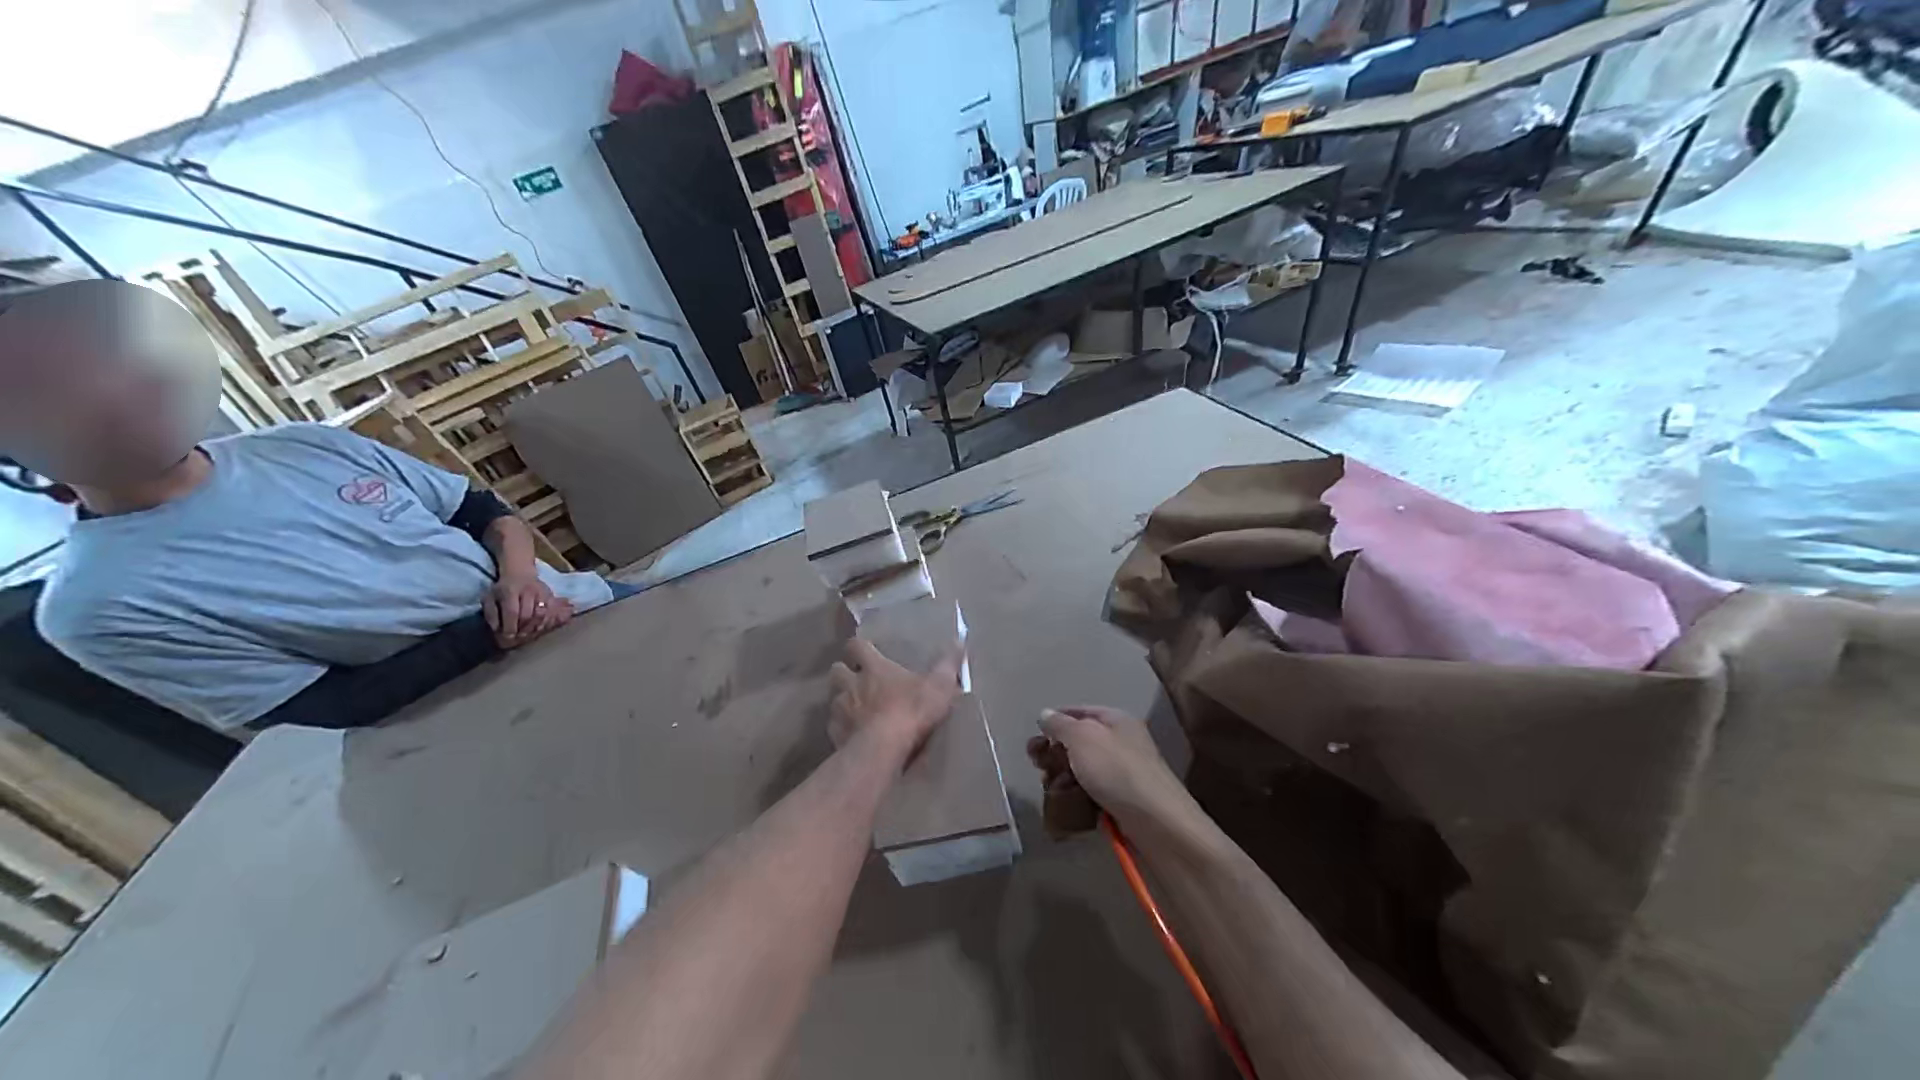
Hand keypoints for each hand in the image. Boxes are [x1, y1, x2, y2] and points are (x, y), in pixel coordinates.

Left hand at [484, 572, 571, 648]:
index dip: (510, 626)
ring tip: (528, 633)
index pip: (512, 612)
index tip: (508, 636)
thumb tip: (497, 629)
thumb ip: (491, 613)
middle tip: (518, 636)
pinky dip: (545, 621)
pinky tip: (538, 627)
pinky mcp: (550, 595)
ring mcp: (541, 592)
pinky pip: (550, 611)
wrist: (521, 572)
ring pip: (541, 614)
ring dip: (534, 626)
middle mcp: (528, 591)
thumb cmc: (503, 588)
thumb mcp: (490, 597)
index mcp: (510, 591)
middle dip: (522, 628)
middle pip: (528, 614)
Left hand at [828, 638, 964, 759]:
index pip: (856, 646)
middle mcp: (851, 684)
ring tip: (856, 710)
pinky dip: (842, 728)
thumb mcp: (939, 686)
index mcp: (874, 667)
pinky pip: (834, 727)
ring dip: (843, 701)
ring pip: (834, 699)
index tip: (864, 650)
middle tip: (857, 680)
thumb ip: (948, 664)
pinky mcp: (835, 735)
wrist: (884, 749)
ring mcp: (840, 709)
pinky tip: (854, 736)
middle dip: (844, 673)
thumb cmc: (912, 711)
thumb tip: (959, 640)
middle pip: (836, 670)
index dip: (858, 647)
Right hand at [1026, 707, 1194, 837]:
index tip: (1036, 740)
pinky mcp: (1121, 800)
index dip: (1054, 722)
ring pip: (1080, 770)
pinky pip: (1090, 793)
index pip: (1078, 712)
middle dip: (1055, 755)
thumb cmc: (1116, 770)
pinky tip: (1068, 805)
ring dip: (1062, 779)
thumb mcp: (1082, 737)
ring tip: (1052, 789)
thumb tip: (1045, 714)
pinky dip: (1076, 797)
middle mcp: (1120, 742)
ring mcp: (1121, 772)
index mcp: (1115, 720)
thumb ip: (1059, 724)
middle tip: (1041, 768)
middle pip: (1077, 743)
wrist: (1156, 821)